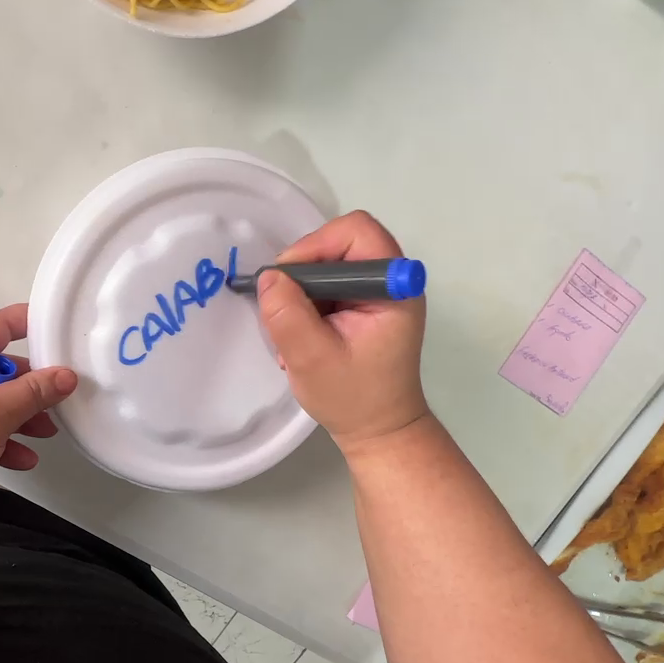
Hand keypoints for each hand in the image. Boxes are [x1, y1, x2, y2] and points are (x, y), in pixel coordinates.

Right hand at [256, 211, 429, 456]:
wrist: (377, 429)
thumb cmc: (352, 397)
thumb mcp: (311, 358)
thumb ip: (288, 315)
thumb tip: (269, 277)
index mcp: (394, 288)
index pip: (356, 233)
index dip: (316, 246)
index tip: (287, 281)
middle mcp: (392, 279)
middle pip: (341, 242)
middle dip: (304, 270)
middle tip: (282, 304)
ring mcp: (378, 290)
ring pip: (330, 262)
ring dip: (302, 289)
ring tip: (292, 328)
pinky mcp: (364, 302)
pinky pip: (328, 282)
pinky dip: (307, 301)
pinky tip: (302, 332)